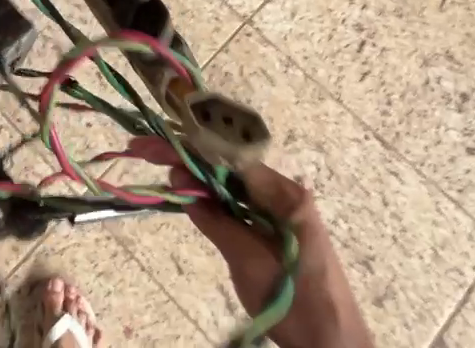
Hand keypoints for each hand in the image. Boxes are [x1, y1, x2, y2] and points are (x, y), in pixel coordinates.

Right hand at [129, 137, 372, 347]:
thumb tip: (177, 179)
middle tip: (141, 149)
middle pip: (224, 165)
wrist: (334, 347)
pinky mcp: (269, 229)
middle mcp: (281, 195)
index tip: (152, 146)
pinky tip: (183, 190)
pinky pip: (233, 202)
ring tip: (155, 165)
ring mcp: (276, 212)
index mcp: (284, 195)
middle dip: (183, 156)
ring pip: (226, 182)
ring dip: (192, 174)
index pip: (227, 158)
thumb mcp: (248, 260)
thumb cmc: (295, 302)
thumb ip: (214, 217)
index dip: (186, 148)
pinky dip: (206, 195)